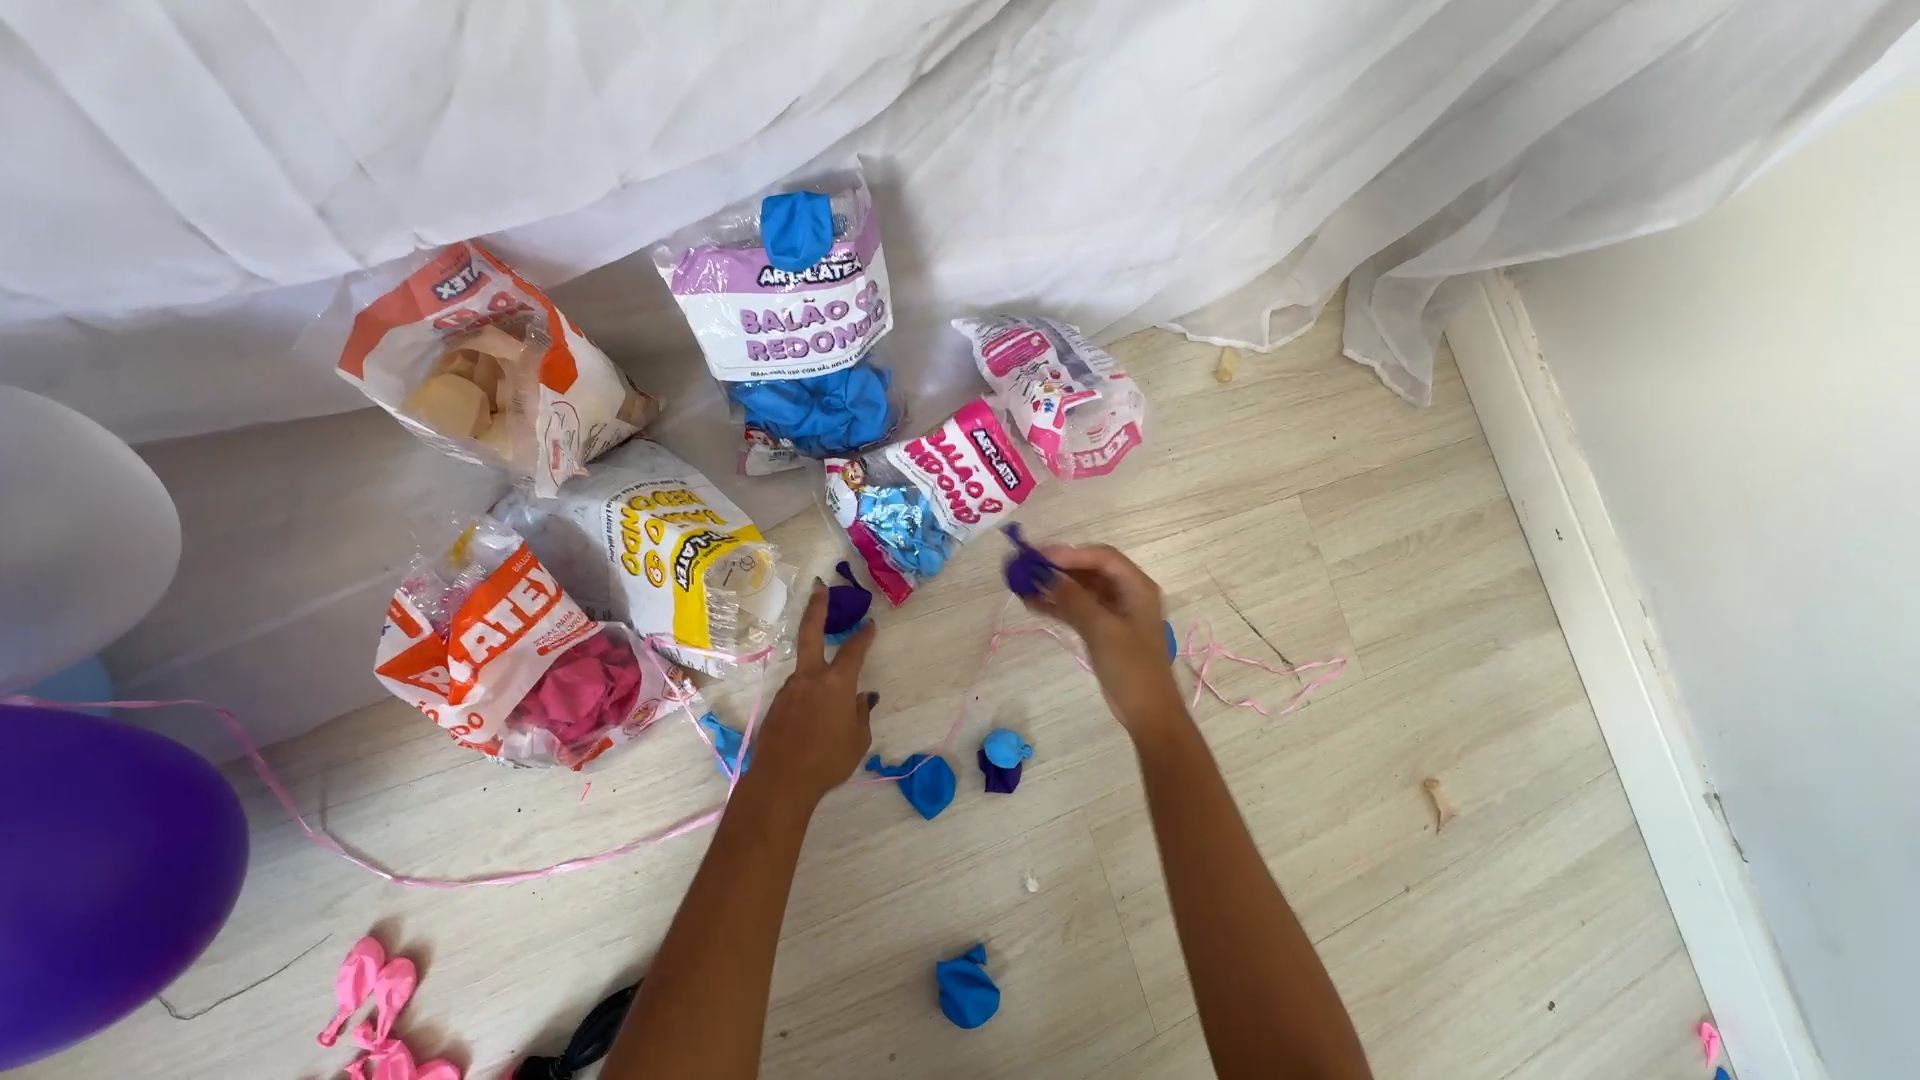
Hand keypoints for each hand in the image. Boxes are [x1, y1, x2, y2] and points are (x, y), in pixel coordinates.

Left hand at [743, 579, 876, 805]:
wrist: (781, 781)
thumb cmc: (827, 760)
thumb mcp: (858, 739)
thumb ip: (860, 713)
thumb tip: (861, 698)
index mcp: (836, 683)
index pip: (854, 650)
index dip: (864, 635)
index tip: (871, 624)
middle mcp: (810, 678)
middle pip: (811, 632)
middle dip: (817, 607)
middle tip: (821, 587)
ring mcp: (789, 690)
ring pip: (805, 671)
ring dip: (817, 672)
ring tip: (830, 699)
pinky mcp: (776, 706)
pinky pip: (798, 694)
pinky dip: (808, 697)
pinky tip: (814, 720)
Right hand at [1023, 543, 1184, 733]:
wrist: (1146, 710)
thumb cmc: (1131, 666)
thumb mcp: (1101, 629)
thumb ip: (1073, 598)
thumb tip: (1044, 574)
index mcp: (1137, 586)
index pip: (1102, 557)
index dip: (1070, 553)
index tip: (1039, 557)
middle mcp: (1126, 593)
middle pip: (1089, 570)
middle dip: (1057, 568)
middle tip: (1025, 567)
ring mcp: (1114, 612)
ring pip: (1080, 590)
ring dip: (1053, 587)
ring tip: (1021, 584)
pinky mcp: (1102, 630)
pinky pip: (1077, 609)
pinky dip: (1056, 606)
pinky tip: (1031, 604)